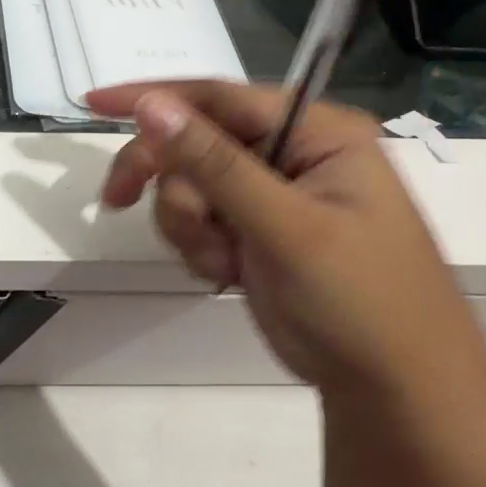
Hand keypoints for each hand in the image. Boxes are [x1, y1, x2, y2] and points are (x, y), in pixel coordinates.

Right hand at [89, 81, 485, 397]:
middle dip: (164, 178)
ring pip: (182, 183)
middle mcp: (291, 152)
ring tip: (221, 261)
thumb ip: (214, 163)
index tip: (93, 105)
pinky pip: (192, 217)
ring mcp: (269, 193)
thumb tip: (151, 106)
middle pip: (189, 140)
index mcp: (317, 133)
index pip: (217, 97)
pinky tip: (225, 271)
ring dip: (185, 223)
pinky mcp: (252, 229)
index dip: (152, 97)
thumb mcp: (286, 227)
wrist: (393, 390)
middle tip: (115, 202)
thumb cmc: (361, 301)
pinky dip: (195, 244)